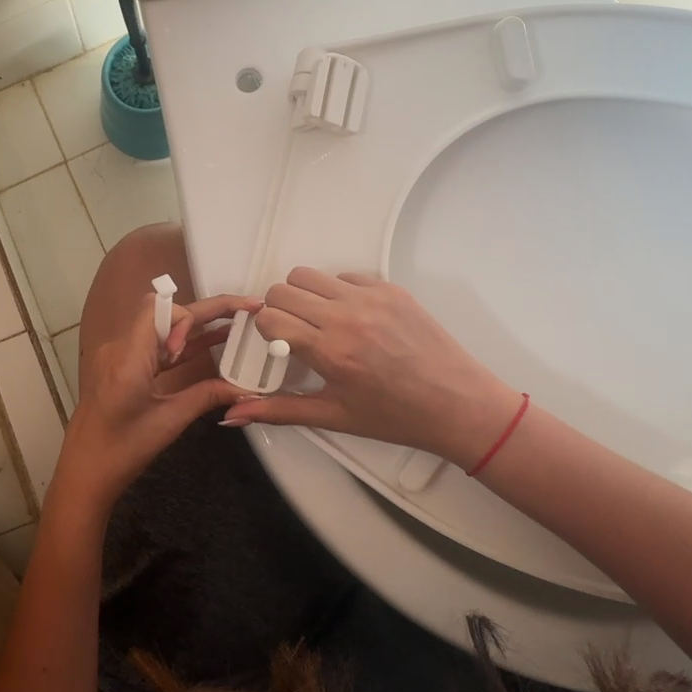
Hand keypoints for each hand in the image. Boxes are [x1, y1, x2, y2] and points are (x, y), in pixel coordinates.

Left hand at [52, 292, 260, 510]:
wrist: (84, 473)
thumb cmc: (121, 451)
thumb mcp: (169, 422)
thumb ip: (207, 396)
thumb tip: (247, 390)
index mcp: (127, 358)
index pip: (158, 309)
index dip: (185, 317)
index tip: (192, 348)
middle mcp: (118, 348)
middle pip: (164, 313)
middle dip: (205, 311)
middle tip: (248, 307)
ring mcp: (117, 357)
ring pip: (161, 328)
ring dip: (196, 326)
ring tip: (237, 324)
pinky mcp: (120, 368)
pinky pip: (153, 346)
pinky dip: (180, 345)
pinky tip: (209, 345)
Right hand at [224, 268, 522, 466]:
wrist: (458, 404)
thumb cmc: (395, 416)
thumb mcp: (332, 416)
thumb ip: (277, 411)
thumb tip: (233, 415)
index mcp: (329, 351)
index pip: (270, 318)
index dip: (266, 331)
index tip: (278, 345)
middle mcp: (346, 318)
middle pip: (283, 289)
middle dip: (278, 309)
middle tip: (294, 330)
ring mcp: (370, 299)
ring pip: (309, 274)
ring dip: (303, 293)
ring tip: (319, 319)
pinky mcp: (390, 290)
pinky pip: (345, 276)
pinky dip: (337, 291)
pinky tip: (351, 317)